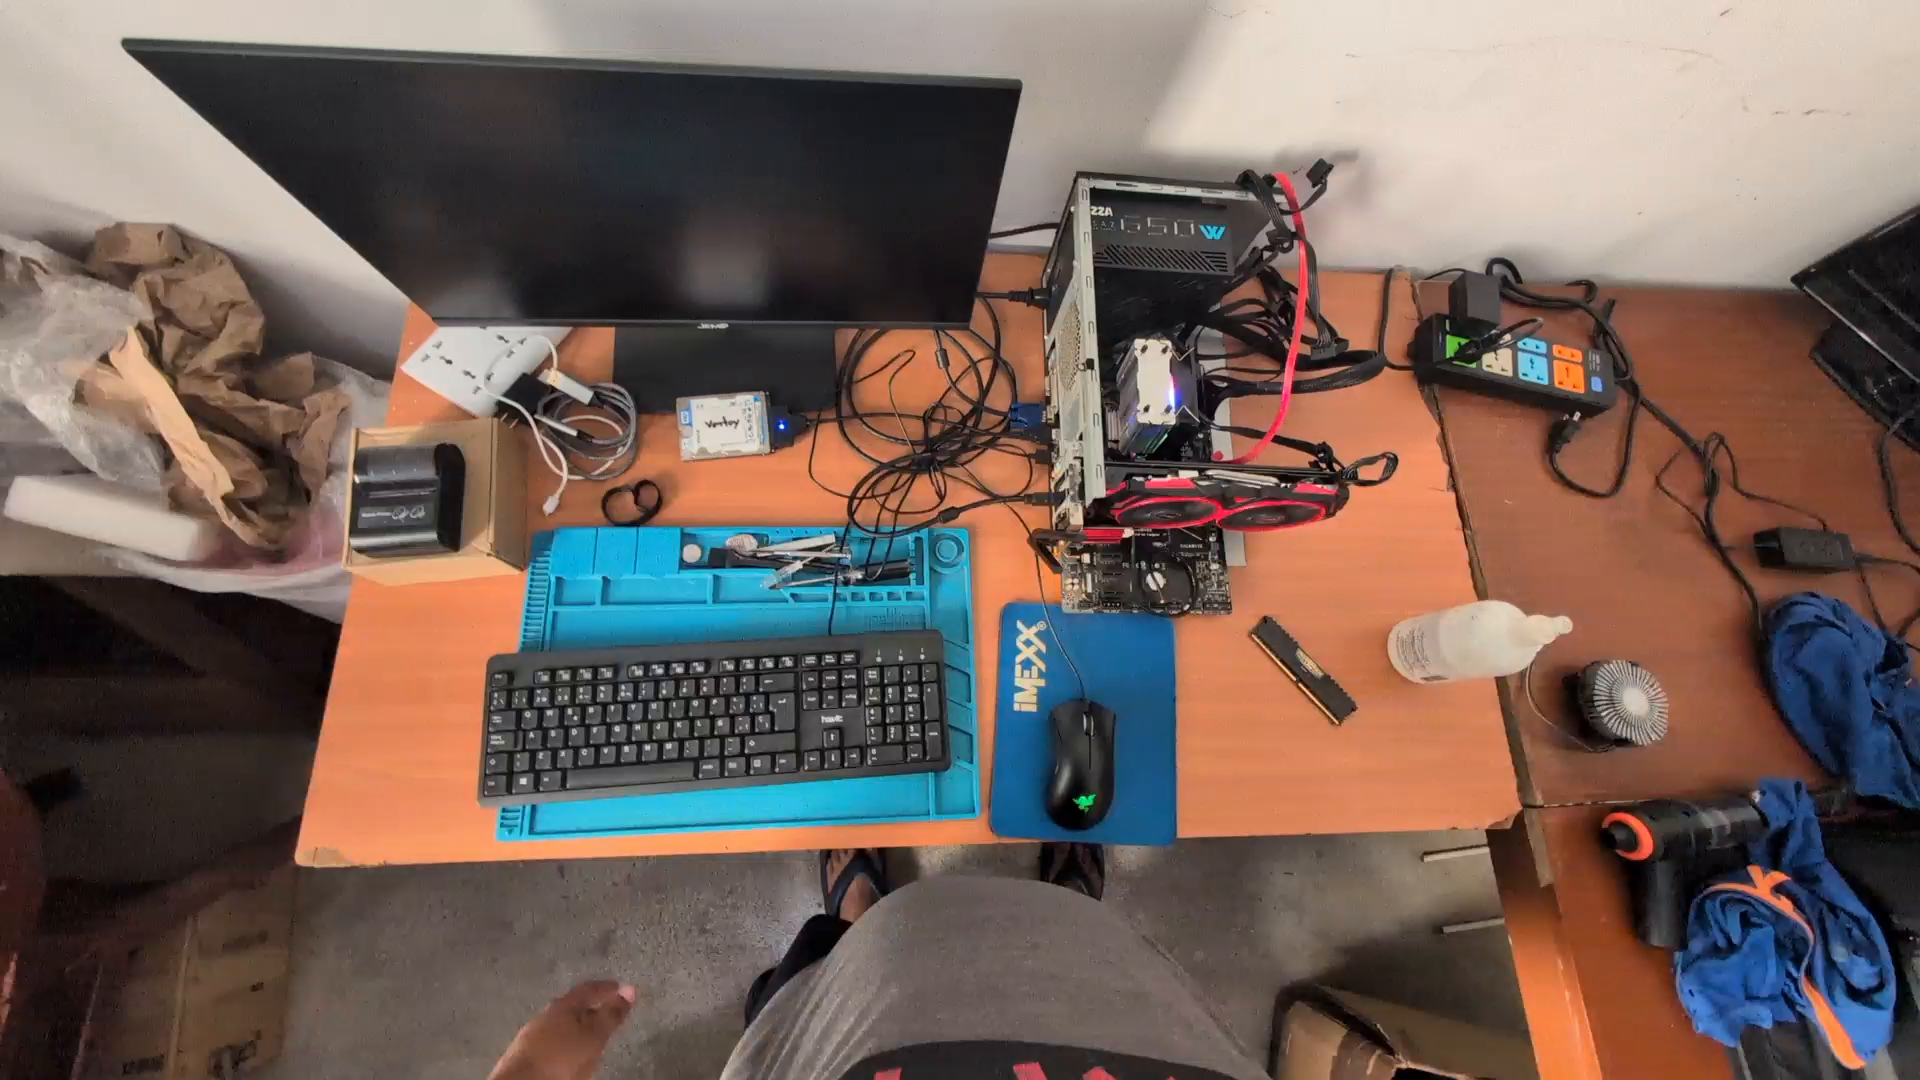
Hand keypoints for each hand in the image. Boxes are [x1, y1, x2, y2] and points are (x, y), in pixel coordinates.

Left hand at [488, 980, 636, 1079]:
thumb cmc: (560, 1060)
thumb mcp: (594, 1038)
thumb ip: (612, 1014)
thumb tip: (631, 989)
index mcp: (562, 1005)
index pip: (588, 988)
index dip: (606, 988)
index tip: (620, 988)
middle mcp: (544, 1016)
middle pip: (570, 1007)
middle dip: (588, 1009)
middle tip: (604, 1015)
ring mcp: (528, 1037)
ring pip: (556, 1027)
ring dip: (572, 1030)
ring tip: (586, 1039)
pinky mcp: (519, 1059)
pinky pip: (547, 1044)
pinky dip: (560, 1044)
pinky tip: (564, 1056)